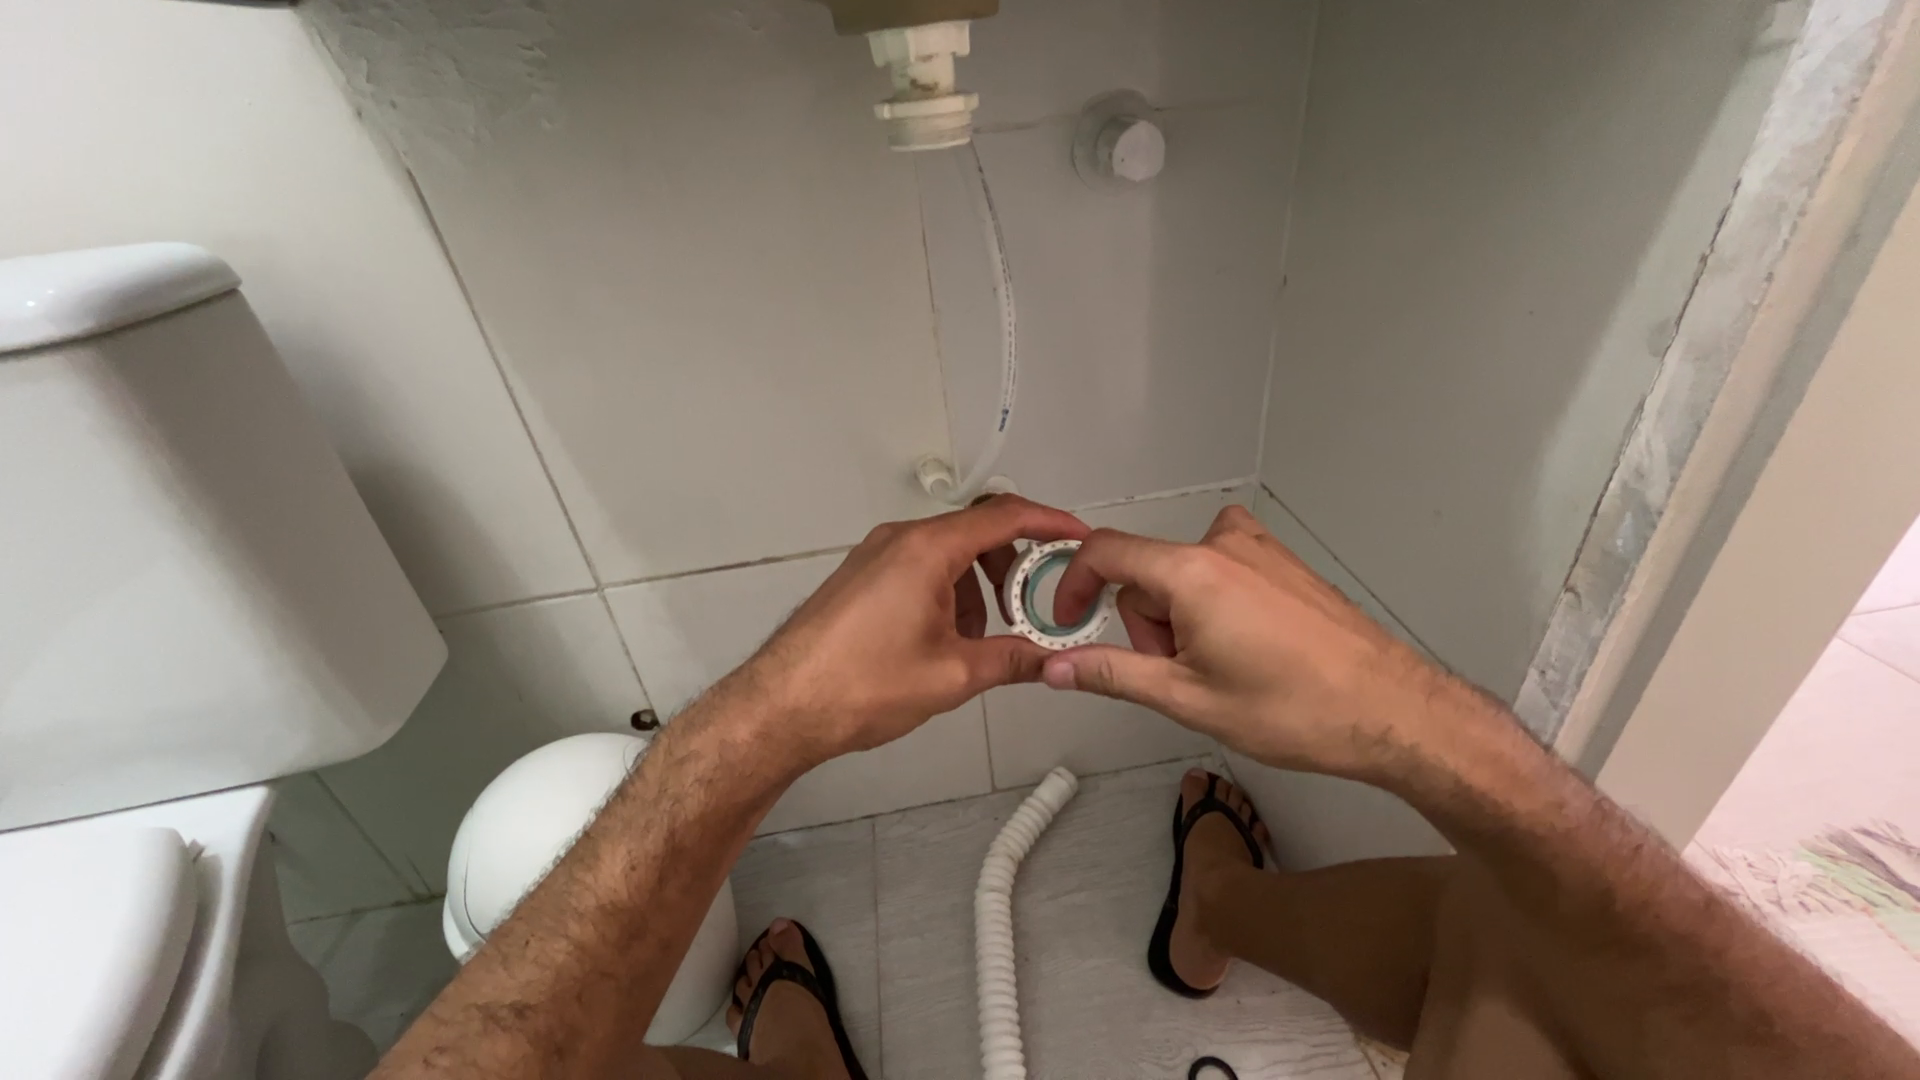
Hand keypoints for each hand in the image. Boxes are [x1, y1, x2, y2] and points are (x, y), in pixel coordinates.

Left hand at [734, 495, 1089, 765]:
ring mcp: (875, 554)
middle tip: (1032, 610)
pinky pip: (919, 568)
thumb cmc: (866, 685)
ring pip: (947, 553)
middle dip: (1012, 568)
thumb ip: (1013, 659)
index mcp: (927, 549)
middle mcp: (900, 538)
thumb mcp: (953, 676)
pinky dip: (946, 592)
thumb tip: (1054, 659)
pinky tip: (942, 640)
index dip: (1051, 523)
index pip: (1004, 515)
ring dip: (977, 586)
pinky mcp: (860, 575)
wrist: (781, 706)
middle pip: (975, 533)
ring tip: (980, 639)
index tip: (1082, 538)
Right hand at [1041, 505, 1463, 781]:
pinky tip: (1247, 644)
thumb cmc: (1289, 709)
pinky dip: (1211, 603)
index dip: (1072, 585)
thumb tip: (1053, 667)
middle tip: (1182, 675)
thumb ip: (1112, 673)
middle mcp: (1222, 543)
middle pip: (1146, 573)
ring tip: (1222, 667)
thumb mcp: (1187, 698)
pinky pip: (1218, 569)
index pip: (1105, 553)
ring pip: (1182, 574)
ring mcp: (1258, 546)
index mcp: (1191, 572)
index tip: (1069, 625)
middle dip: (1147, 624)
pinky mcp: (1282, 559)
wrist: (1393, 711)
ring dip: (1180, 617)